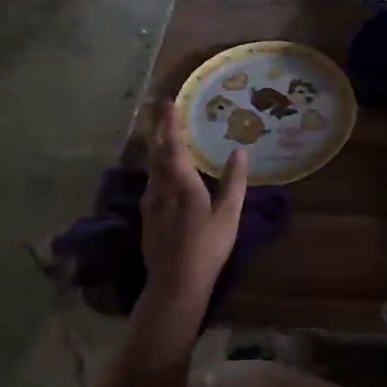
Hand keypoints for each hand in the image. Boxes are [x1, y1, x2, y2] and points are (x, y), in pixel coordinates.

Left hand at [140, 106, 247, 301]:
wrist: (175, 283)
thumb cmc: (207, 248)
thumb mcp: (228, 215)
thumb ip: (234, 182)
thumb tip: (239, 151)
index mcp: (181, 185)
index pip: (172, 146)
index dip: (169, 124)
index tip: (167, 103)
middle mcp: (160, 189)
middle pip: (156, 154)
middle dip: (159, 131)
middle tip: (164, 114)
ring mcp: (150, 204)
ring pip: (151, 170)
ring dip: (157, 150)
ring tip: (165, 138)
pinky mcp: (147, 218)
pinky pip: (151, 184)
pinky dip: (157, 170)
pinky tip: (163, 175)